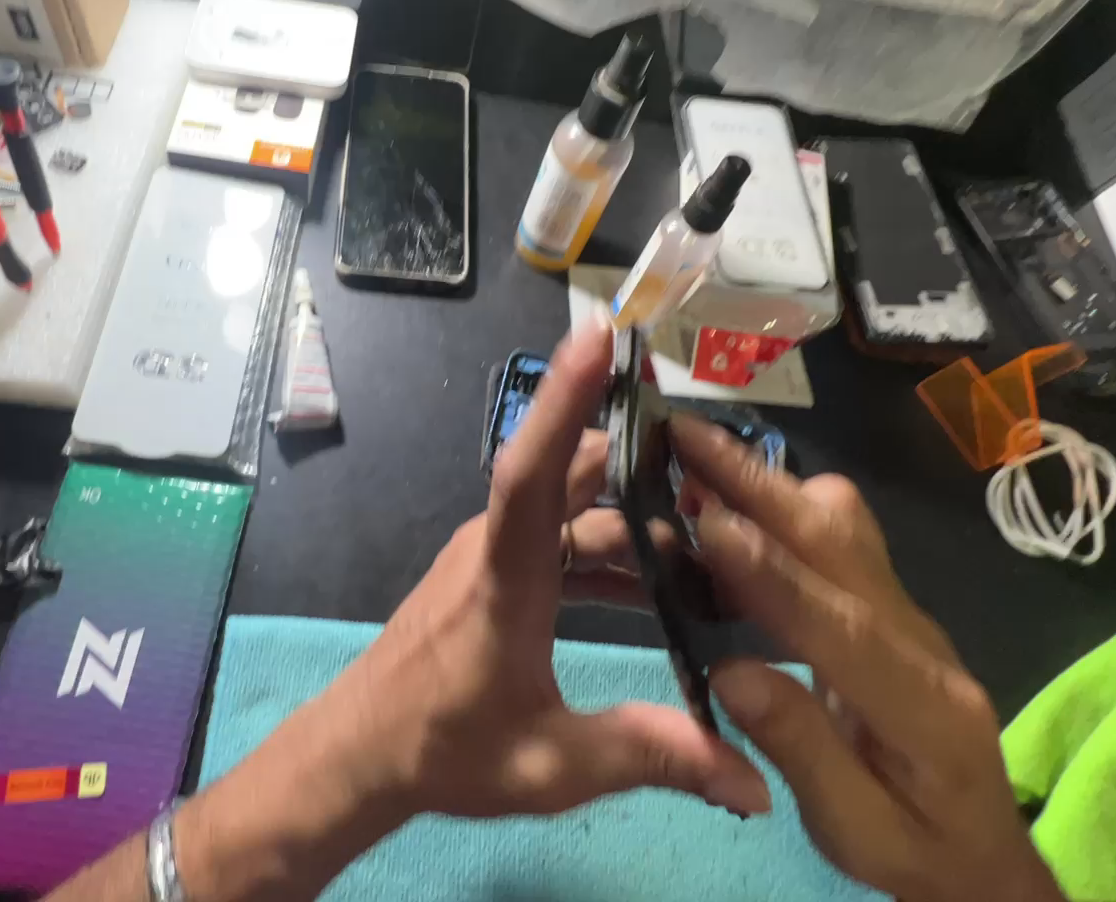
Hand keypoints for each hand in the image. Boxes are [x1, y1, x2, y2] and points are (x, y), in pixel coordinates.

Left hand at [318, 321, 769, 818]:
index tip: (597, 336)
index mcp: (506, 574)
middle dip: (637, 455)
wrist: (363, 750)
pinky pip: (558, 542)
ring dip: (632, 519)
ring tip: (710, 543)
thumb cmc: (443, 747)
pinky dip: (606, 552)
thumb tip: (752, 778)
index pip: (533, 468)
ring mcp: (493, 555)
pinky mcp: (494, 574)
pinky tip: (656, 587)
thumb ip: (649, 756)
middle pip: (567, 473)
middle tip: (718, 462)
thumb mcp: (550, 763)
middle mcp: (497, 545)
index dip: (565, 398)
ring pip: (570, 511)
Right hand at [662, 414, 1063, 901]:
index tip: (709, 523)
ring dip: (762, 480)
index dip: (771, 573)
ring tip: (689, 456)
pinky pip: (829, 533)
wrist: (984, 849)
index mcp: (922, 706)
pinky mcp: (881, 598)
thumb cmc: (917, 848)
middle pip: (839, 540)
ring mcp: (903, 608)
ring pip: (838, 520)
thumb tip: (731, 674)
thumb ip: (801, 752)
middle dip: (757, 482)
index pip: (842, 627)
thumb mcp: (857, 833)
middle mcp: (917, 635)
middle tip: (684, 434)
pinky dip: (771, 502)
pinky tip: (719, 500)